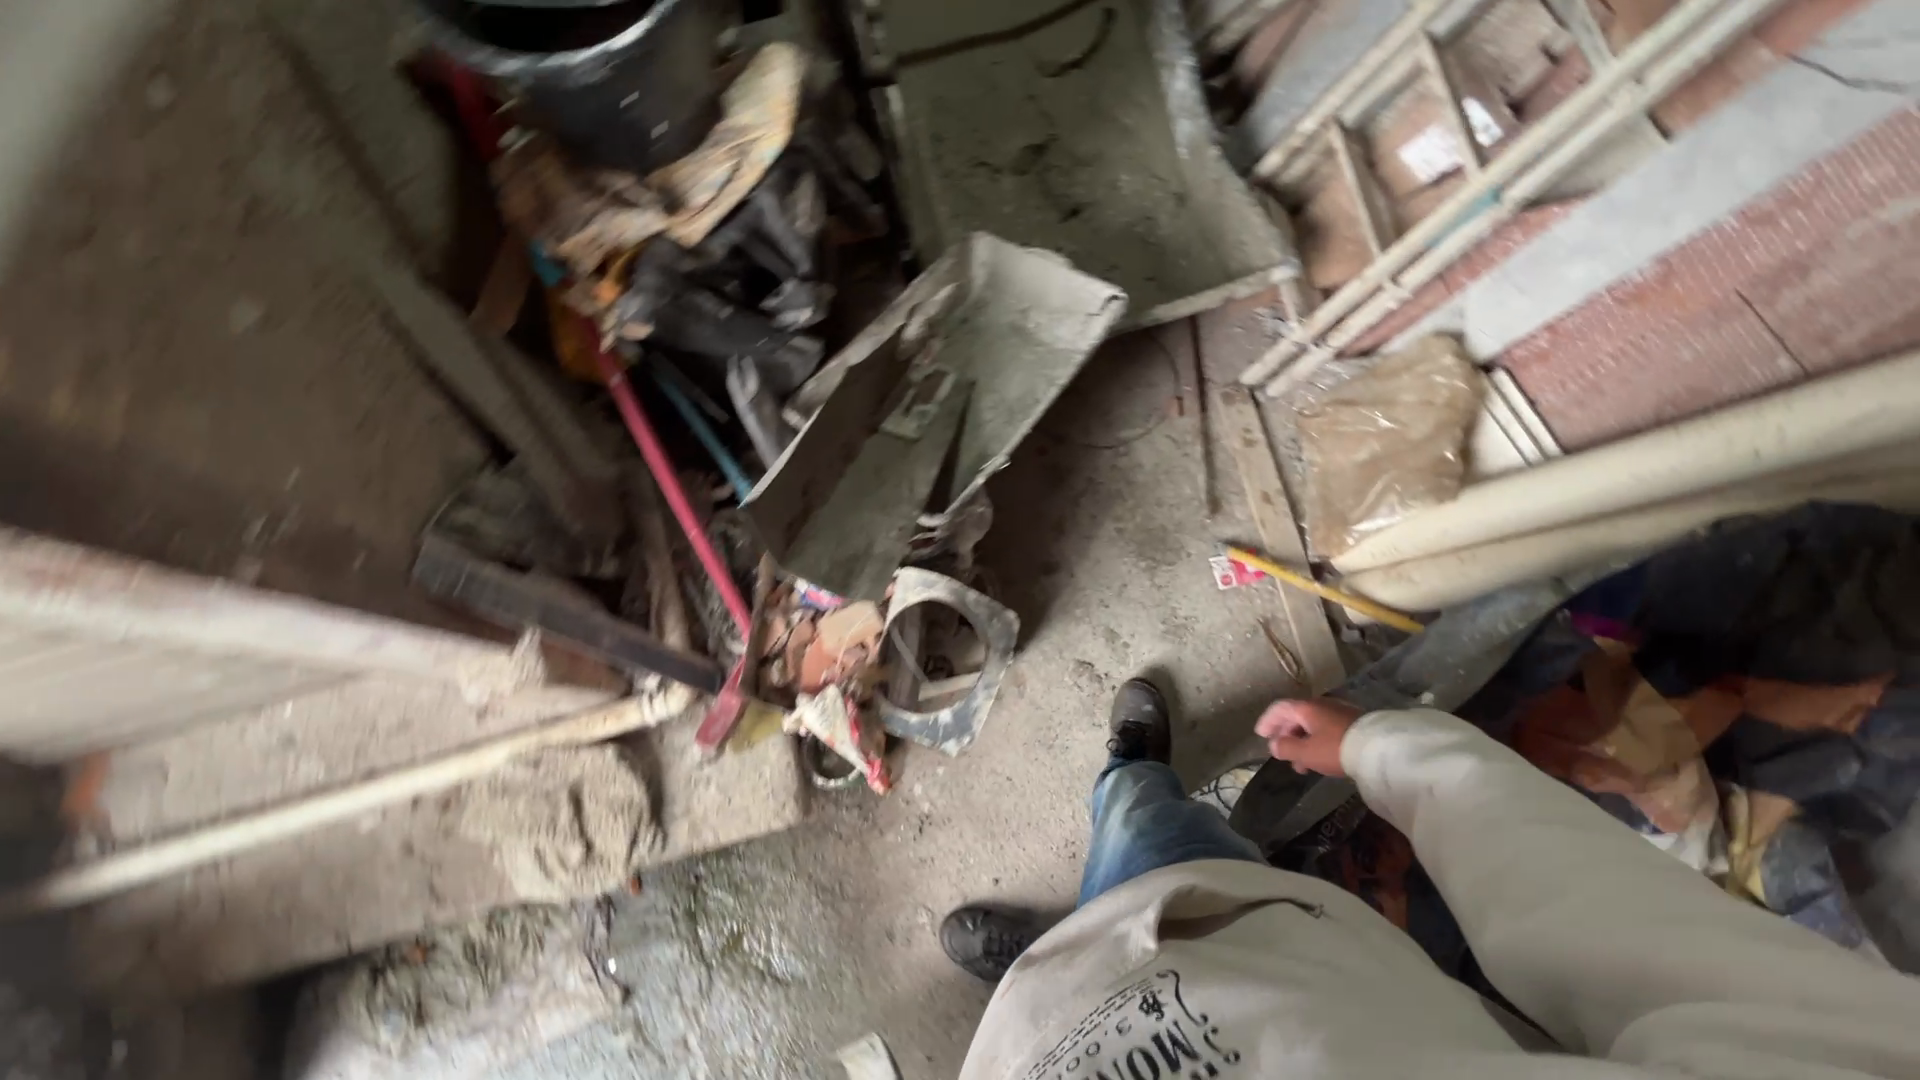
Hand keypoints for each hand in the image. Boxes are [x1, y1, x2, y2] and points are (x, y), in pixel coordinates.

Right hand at [1256, 698, 1363, 777]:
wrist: (1379, 749)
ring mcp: (1339, 712)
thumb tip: (1274, 744)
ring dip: (1302, 742)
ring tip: (1301, 764)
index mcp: (1306, 707)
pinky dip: (1317, 742)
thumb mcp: (1306, 752)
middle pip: (1296, 716)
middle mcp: (1321, 705)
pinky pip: (1327, 730)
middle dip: (1286, 734)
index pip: (1280, 708)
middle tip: (1280, 751)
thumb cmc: (1335, 748)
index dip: (1267, 721)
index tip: (1261, 735)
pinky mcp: (1353, 723)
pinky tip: (1320, 758)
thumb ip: (1285, 747)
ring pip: (1312, 725)